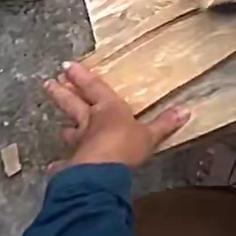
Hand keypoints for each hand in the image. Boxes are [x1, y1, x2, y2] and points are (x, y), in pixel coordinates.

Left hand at [43, 61, 189, 168]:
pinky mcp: (73, 163)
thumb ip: (165, 123)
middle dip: (61, 92)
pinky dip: (61, 166)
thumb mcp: (150, 134)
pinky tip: (53, 168)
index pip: (93, 87)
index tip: (66, 65)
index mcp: (108, 108)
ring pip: (69, 130)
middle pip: (72, 103)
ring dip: (65, 126)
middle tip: (48, 82)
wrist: (102, 171)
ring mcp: (79, 142)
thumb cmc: (126, 145)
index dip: (81, 76)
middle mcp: (90, 121)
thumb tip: (187, 110)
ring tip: (59, 124)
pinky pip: (66, 163)